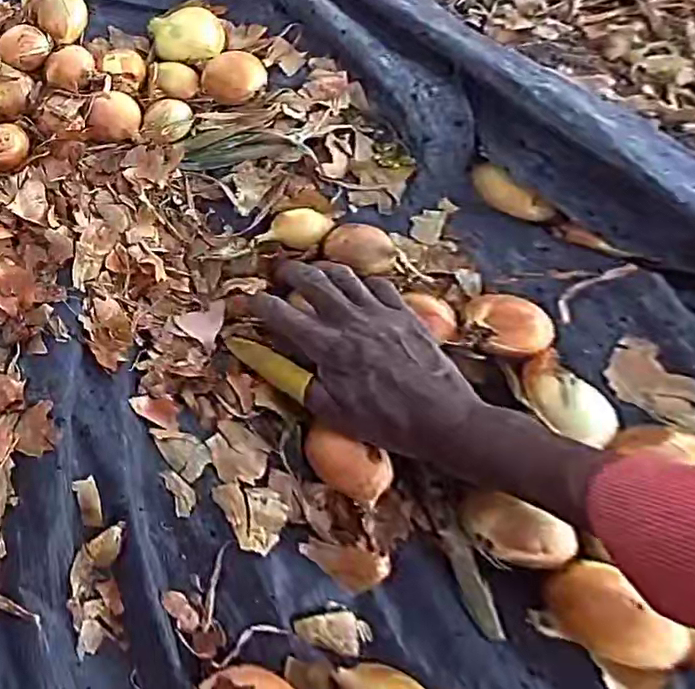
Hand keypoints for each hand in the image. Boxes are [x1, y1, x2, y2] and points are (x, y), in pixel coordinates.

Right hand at [247, 260, 602, 525]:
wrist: (449, 423)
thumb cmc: (384, 421)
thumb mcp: (329, 408)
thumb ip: (290, 377)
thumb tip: (257, 356)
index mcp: (326, 345)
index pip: (276, 310)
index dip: (254, 303)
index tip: (246, 304)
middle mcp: (349, 320)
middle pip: (308, 277)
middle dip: (285, 272)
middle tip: (278, 278)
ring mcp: (379, 313)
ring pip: (342, 273)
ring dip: (321, 270)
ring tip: (313, 277)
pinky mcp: (405, 313)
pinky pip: (377, 283)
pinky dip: (360, 283)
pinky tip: (355, 293)